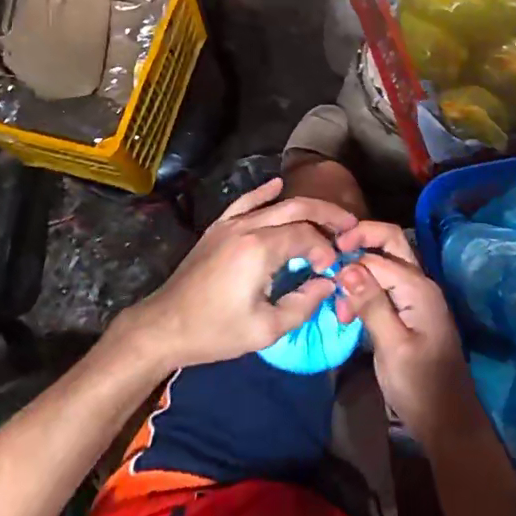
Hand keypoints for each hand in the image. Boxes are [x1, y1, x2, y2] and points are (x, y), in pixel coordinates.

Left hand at [118, 178, 360, 372]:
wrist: (164, 326)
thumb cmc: (215, 332)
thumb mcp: (265, 329)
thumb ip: (303, 304)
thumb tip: (328, 283)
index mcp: (259, 250)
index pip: (306, 235)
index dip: (326, 248)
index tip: (333, 269)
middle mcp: (246, 228)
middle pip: (296, 209)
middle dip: (327, 215)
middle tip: (351, 226)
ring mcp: (230, 224)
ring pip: (275, 204)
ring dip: (304, 207)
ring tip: (330, 214)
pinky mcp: (218, 228)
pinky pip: (245, 202)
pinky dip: (264, 192)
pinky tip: (278, 184)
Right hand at [334, 228, 480, 443]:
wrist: (447, 421)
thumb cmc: (420, 386)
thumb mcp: (392, 346)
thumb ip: (371, 303)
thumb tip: (346, 267)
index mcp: (418, 288)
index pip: (377, 257)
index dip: (349, 259)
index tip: (320, 272)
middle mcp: (420, 283)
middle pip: (390, 242)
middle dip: (359, 241)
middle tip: (327, 256)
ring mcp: (417, 296)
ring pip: (386, 262)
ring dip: (360, 268)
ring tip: (337, 300)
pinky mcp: (410, 310)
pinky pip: (386, 283)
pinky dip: (365, 286)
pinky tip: (348, 306)